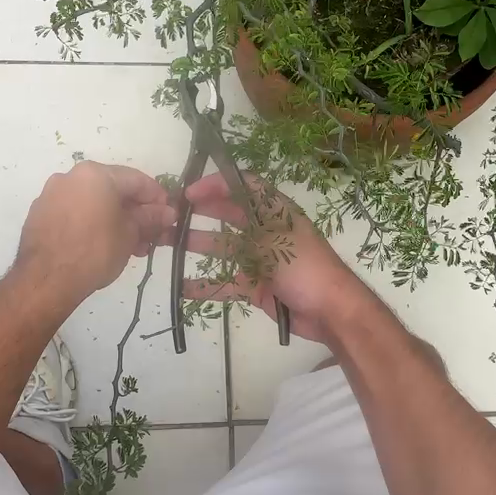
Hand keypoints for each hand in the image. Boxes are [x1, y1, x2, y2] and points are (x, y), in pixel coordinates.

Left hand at [16, 162, 175, 305]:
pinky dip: (94, 224)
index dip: (158, 198)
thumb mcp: (130, 234)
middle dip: (136, 213)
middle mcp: (71, 177)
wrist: (46, 279)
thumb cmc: (95, 250)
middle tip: (153, 235)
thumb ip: (150, 218)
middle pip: (114, 191)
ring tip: (133, 247)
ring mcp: (52, 195)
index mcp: (95, 174)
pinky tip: (106, 246)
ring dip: (117, 221)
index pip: (137, 180)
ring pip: (95, 203)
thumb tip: (167, 212)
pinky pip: (76, 213)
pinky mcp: (41, 215)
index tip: (170, 216)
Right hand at [179, 173, 382, 346]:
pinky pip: (225, 282)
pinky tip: (181, 287)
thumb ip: (243, 216)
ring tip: (166, 242)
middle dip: (200, 212)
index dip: (217, 184)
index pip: (243, 186)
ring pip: (223, 248)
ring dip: (196, 245)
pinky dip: (205, 285)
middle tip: (169, 213)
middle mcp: (265, 231)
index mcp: (275, 212)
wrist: (329, 310)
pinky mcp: (256, 287)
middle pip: (228, 214)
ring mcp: (260, 260)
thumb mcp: (273, 235)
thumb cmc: (304, 266)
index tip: (188, 191)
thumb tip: (217, 194)